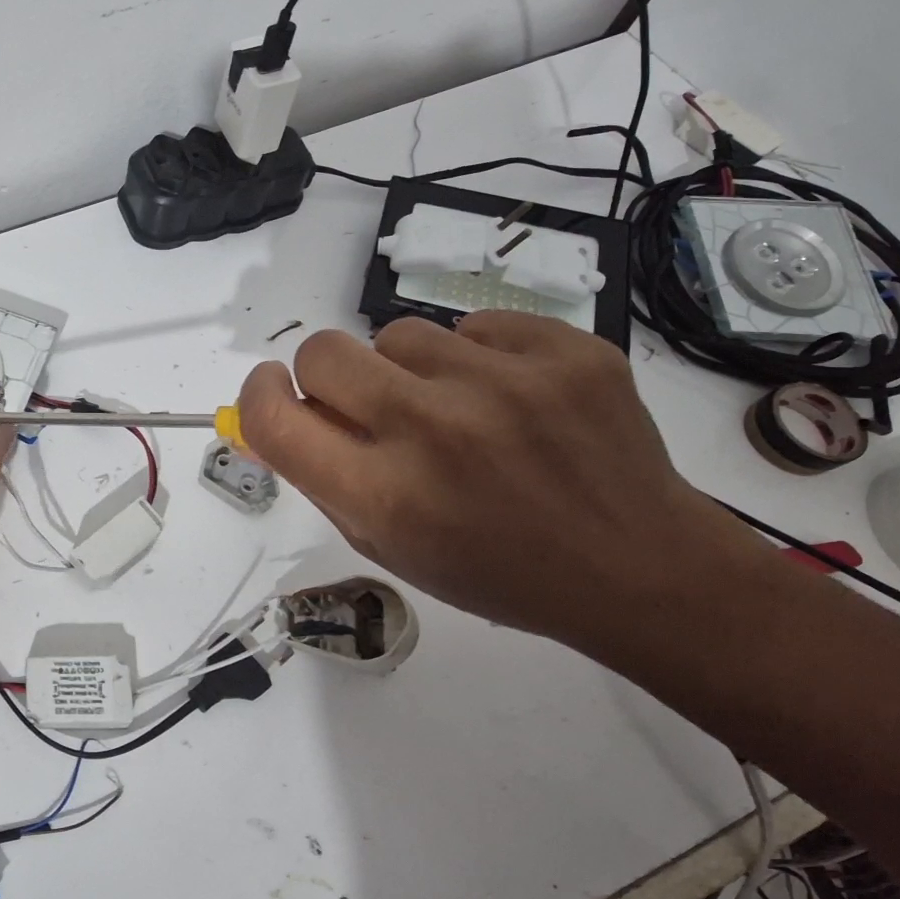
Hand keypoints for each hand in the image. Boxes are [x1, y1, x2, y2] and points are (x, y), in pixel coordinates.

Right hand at [237, 312, 756, 642]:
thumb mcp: (389, 548)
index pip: (272, 417)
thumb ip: (323, 478)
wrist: (640, 568)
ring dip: (407, 369)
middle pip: (321, 351)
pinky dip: (478, 359)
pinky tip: (512, 400)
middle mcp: (431, 429)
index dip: (258, 397)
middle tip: (368, 404)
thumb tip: (276, 413)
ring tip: (456, 409)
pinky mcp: (565, 351)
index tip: (274, 392)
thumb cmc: (496, 572)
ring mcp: (503, 382)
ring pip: (399, 334)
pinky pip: (476, 326)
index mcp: (383, 495)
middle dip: (327, 376)